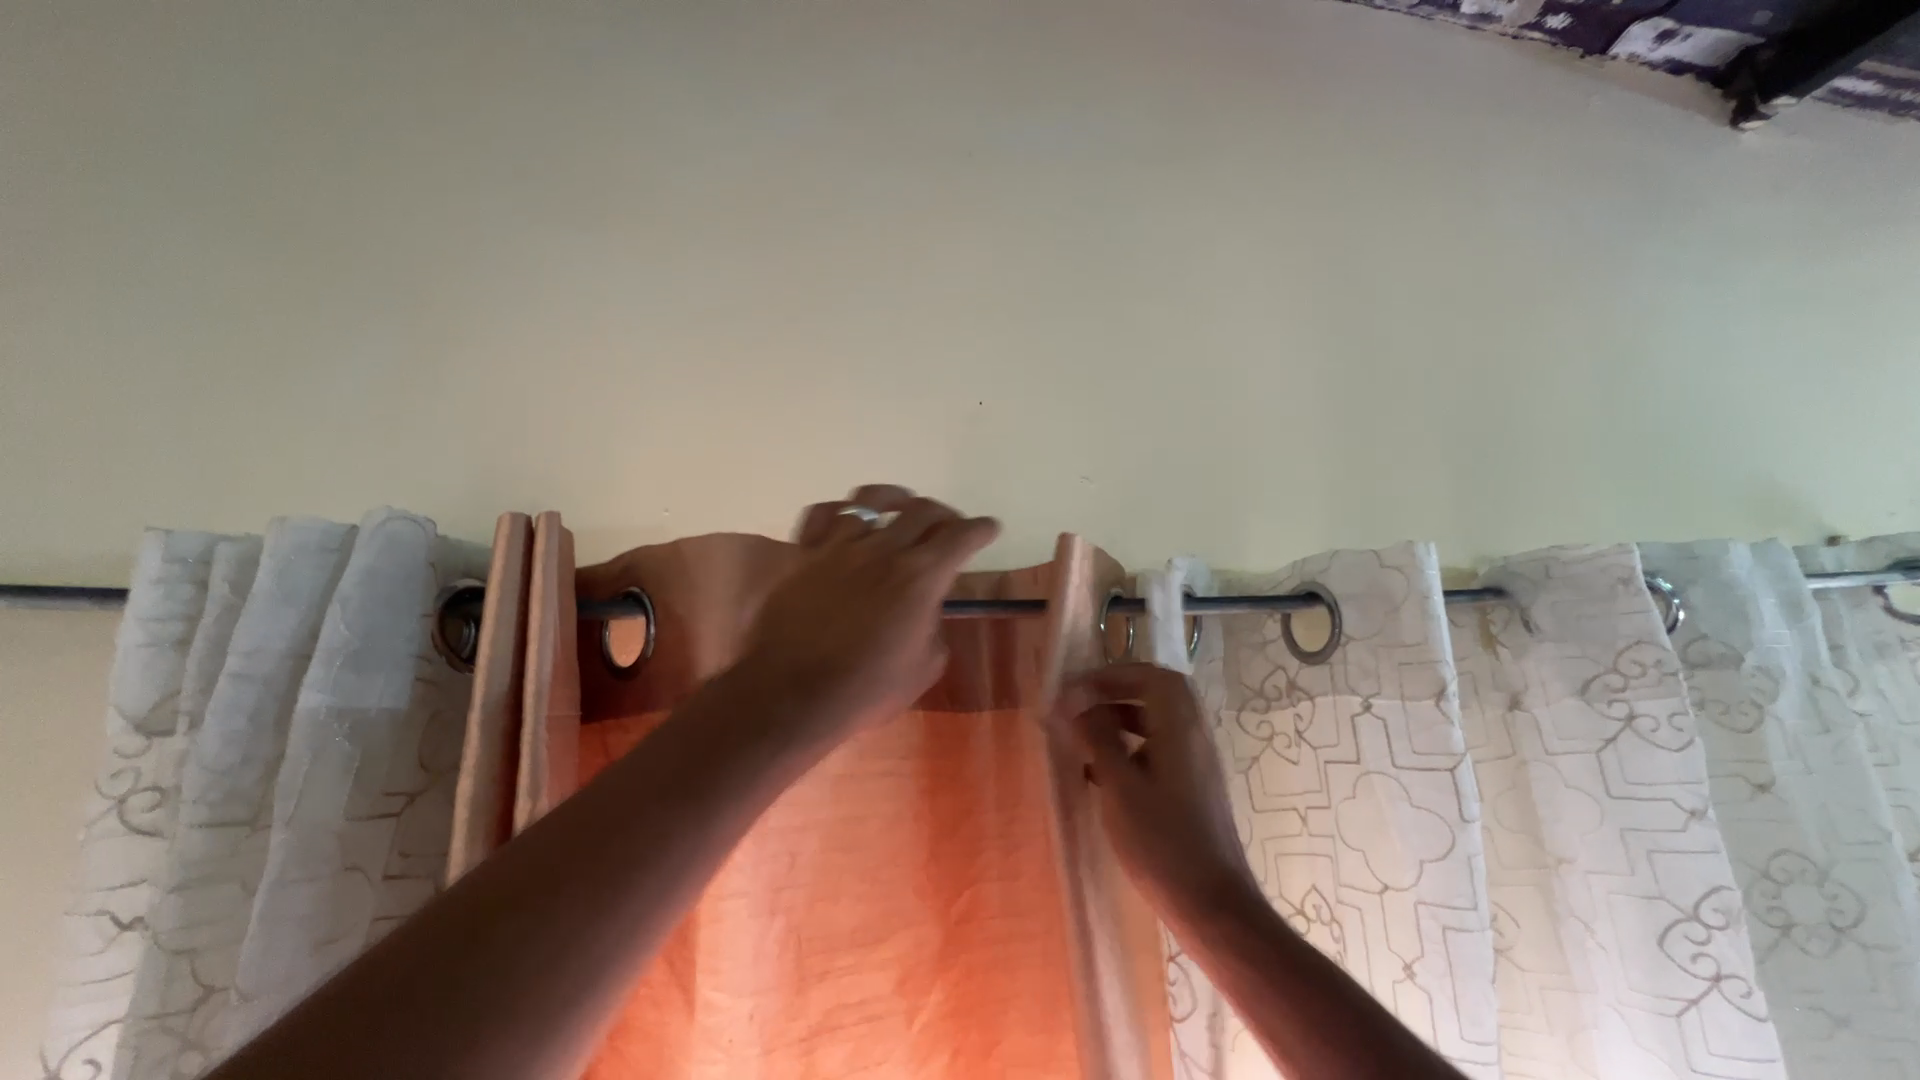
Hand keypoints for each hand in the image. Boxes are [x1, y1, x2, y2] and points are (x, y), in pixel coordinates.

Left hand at [738, 484, 999, 736]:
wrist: (791, 696)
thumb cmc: (865, 691)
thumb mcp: (923, 668)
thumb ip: (932, 629)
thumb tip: (925, 611)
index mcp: (920, 577)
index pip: (960, 537)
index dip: (980, 530)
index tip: (989, 528)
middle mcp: (882, 550)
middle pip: (921, 511)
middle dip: (944, 514)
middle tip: (949, 526)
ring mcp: (838, 547)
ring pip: (869, 501)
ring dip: (894, 499)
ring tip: (900, 505)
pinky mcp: (803, 556)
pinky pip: (820, 515)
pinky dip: (838, 510)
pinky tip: (845, 517)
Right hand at [1048, 662, 1256, 917]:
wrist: (1212, 904)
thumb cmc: (1162, 843)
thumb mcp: (1119, 788)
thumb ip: (1097, 740)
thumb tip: (1076, 706)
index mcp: (1180, 727)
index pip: (1150, 676)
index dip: (1110, 676)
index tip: (1073, 692)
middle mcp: (1195, 736)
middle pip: (1158, 693)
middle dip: (1115, 693)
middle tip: (1079, 706)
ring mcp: (1198, 763)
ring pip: (1158, 722)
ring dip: (1120, 721)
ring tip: (1082, 739)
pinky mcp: (1194, 788)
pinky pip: (1160, 749)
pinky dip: (1130, 748)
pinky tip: (1100, 775)